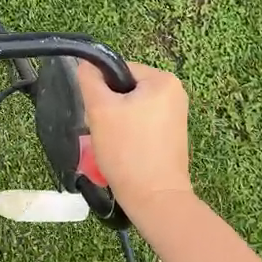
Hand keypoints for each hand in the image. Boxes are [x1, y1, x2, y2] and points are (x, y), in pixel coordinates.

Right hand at [76, 60, 192, 209]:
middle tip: (103, 128)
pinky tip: (124, 149)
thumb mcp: (99, 109)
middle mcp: (175, 92)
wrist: (154, 198)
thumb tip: (85, 63)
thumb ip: (89, 79)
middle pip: (125, 88)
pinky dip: (128, 131)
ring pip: (131, 106)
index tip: (97, 112)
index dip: (101, 88)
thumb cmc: (126, 149)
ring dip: (116, 120)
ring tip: (112, 141)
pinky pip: (141, 122)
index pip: (117, 70)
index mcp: (163, 80)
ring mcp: (176, 114)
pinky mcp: (172, 134)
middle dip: (109, 106)